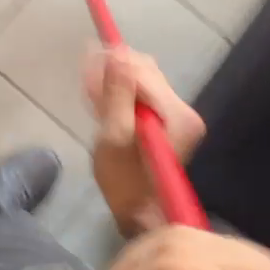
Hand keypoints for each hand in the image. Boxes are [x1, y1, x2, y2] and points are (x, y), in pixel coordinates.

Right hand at [85, 46, 204, 236]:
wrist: (142, 216)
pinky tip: (106, 106)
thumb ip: (117, 93)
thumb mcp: (114, 136)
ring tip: (93, 99)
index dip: (111, 63)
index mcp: (176, 112)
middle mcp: (183, 109)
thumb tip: (117, 53)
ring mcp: (178, 116)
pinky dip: (122, 95)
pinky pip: (142, 94)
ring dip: (115, 82)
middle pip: (144, 70)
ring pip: (142, 80)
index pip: (140, 69)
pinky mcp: (169, 122)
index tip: (86, 70)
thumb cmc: (125, 180)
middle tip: (88, 89)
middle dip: (112, 71)